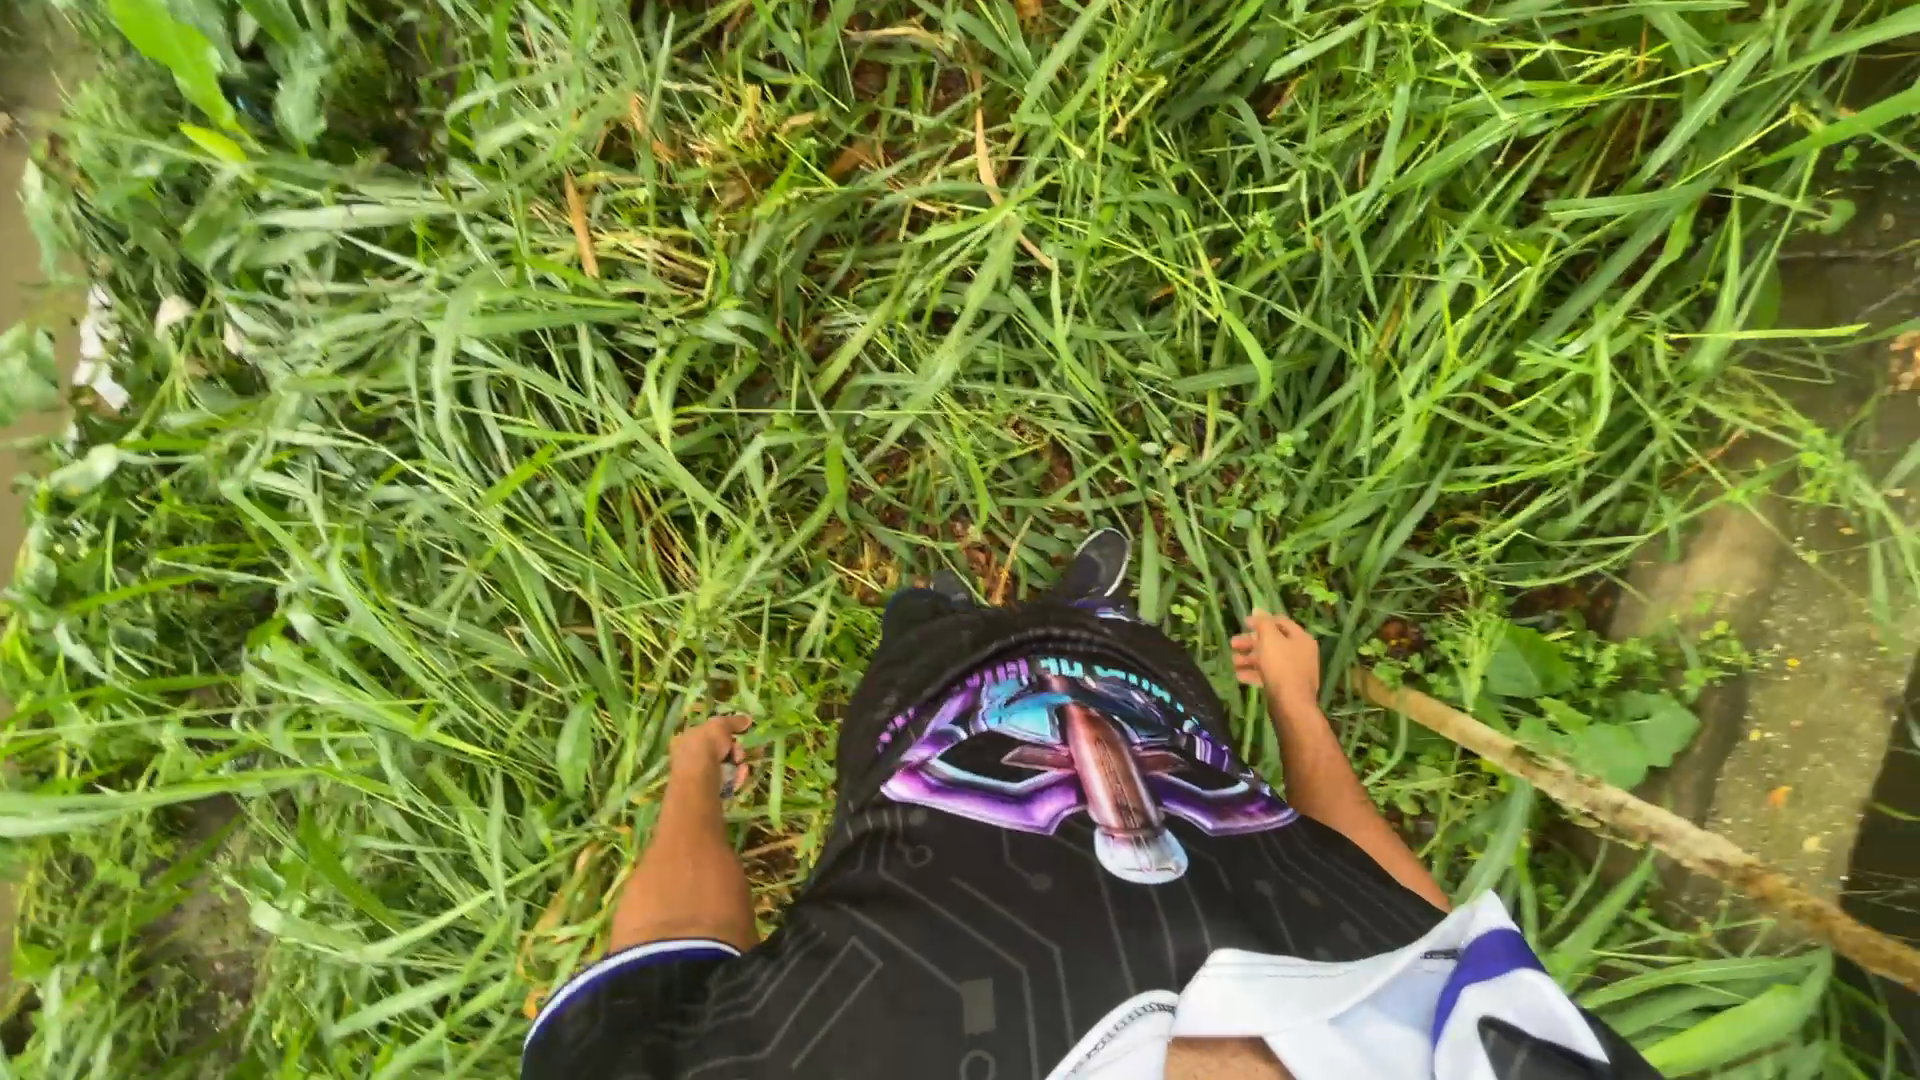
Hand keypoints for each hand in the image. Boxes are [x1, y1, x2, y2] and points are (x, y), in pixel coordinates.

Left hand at [669, 713, 750, 794]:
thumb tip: (747, 719)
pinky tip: (742, 774)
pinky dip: (736, 777)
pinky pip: (726, 781)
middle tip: (739, 752)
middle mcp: (690, 757)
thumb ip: (734, 721)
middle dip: (734, 750)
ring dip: (737, 764)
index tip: (737, 734)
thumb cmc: (706, 745)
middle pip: (718, 750)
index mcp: (688, 739)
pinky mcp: (708, 791)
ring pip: (724, 766)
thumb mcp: (721, 725)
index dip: (724, 733)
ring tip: (742, 764)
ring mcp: (698, 775)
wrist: (700, 777)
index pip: (707, 734)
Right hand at [1231, 611, 1321, 718]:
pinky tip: (1240, 676)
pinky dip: (1255, 673)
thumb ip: (1263, 623)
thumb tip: (1258, 609)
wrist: (1292, 703)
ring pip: (1269, 659)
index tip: (1244, 623)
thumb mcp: (1270, 639)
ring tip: (1233, 662)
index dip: (1261, 621)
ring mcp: (1295, 670)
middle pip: (1272, 642)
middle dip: (1250, 642)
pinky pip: (1269, 674)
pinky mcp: (1288, 685)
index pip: (1280, 622)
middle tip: (1233, 644)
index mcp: (1300, 638)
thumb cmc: (1281, 666)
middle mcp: (1300, 652)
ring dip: (1249, 659)